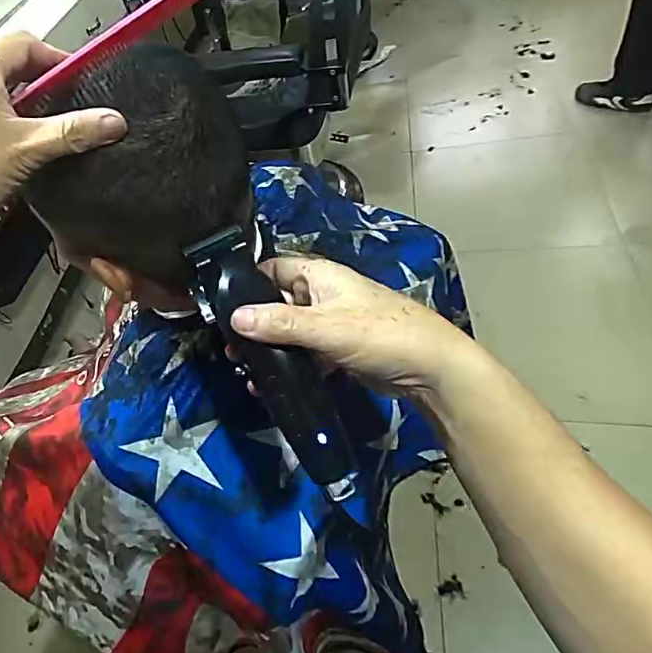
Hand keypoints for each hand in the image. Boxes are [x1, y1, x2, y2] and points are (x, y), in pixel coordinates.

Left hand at [0, 33, 125, 277]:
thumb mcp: (31, 148)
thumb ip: (76, 130)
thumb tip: (113, 121)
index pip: (24, 43)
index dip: (57, 58)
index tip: (77, 79)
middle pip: (3, 63)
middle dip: (37, 83)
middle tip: (61, 109)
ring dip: (14, 102)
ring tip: (34, 132)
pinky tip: (2, 148)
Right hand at [229, 255, 492, 407]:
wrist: (430, 368)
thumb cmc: (381, 333)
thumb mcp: (327, 327)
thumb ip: (281, 323)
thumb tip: (235, 318)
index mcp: (320, 275)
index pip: (273, 268)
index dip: (248, 283)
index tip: (221, 306)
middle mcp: (323, 293)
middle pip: (278, 301)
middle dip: (254, 322)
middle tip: (230, 348)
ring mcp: (331, 322)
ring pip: (291, 329)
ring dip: (270, 347)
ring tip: (244, 368)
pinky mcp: (338, 349)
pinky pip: (305, 352)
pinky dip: (290, 364)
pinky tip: (269, 384)